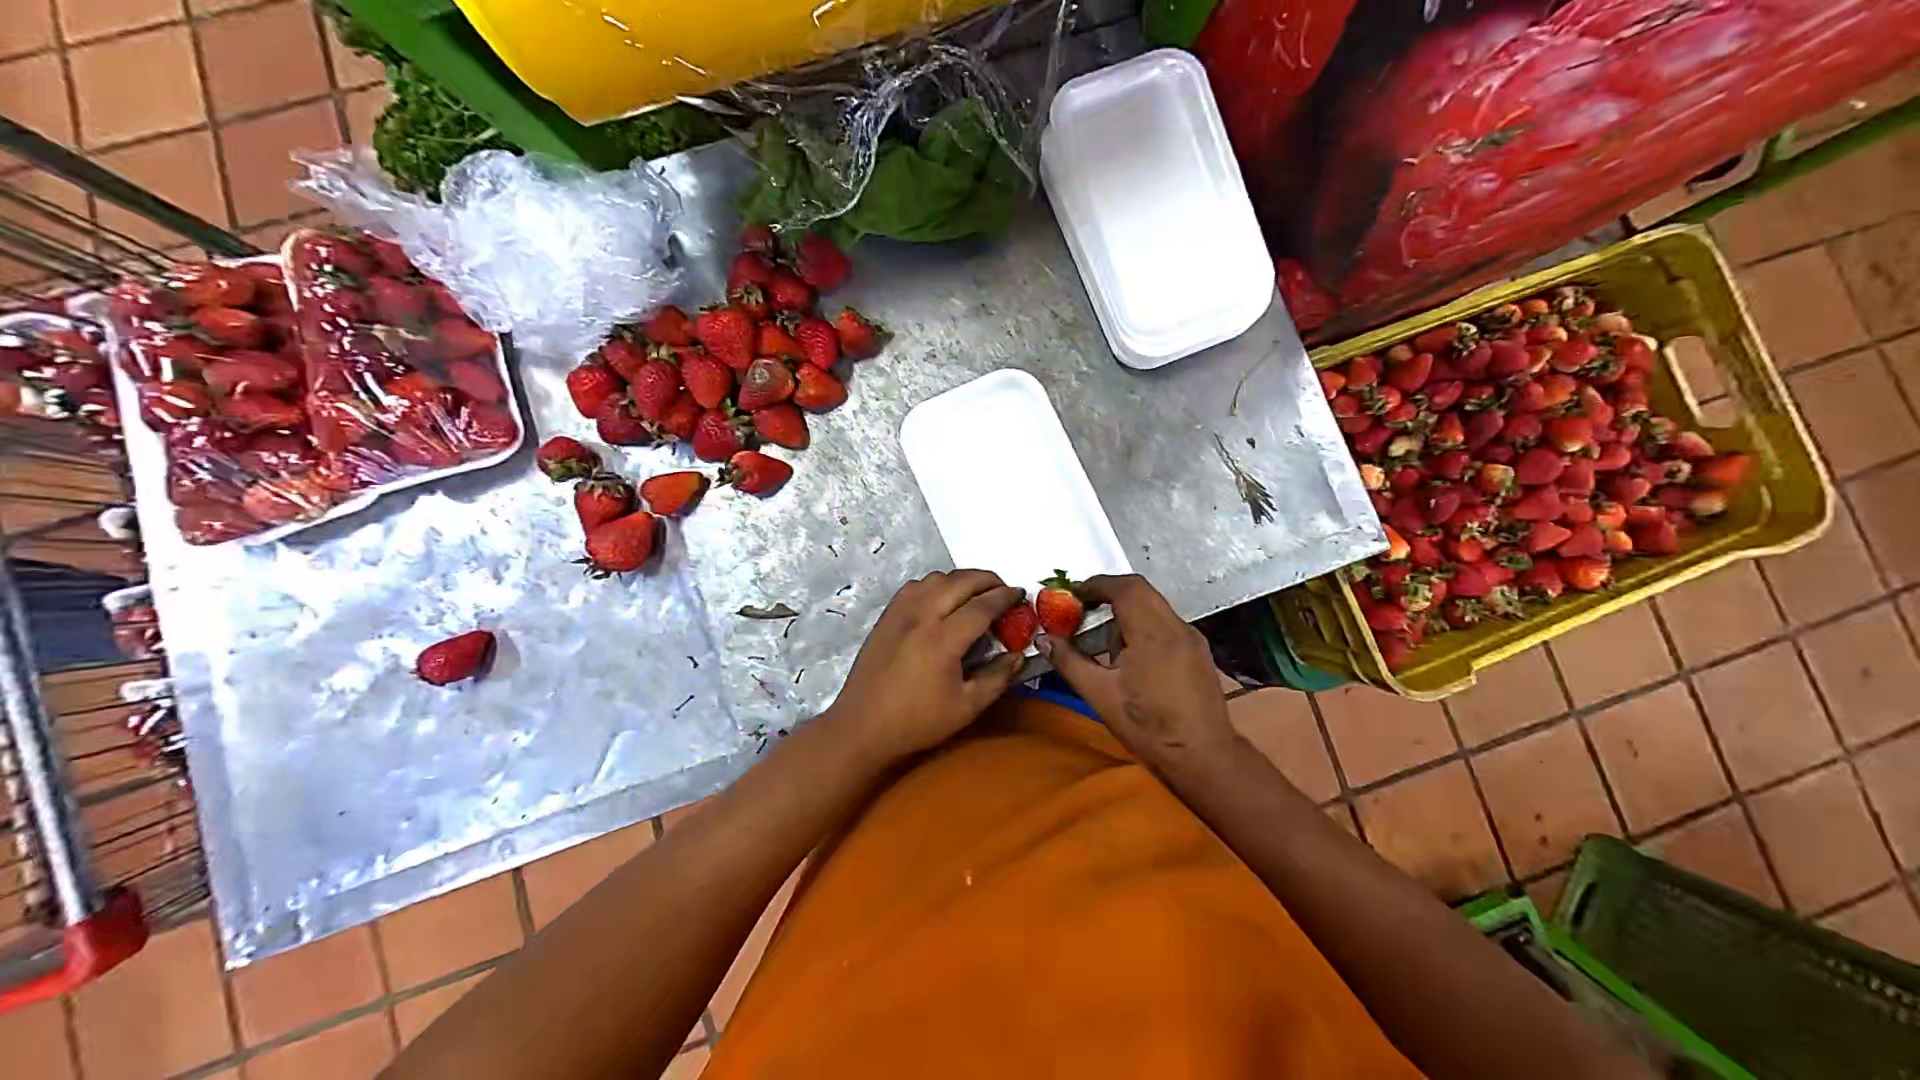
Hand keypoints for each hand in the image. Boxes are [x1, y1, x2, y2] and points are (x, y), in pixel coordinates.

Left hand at [821, 570, 1026, 763]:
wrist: (862, 727)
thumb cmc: (917, 721)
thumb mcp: (967, 707)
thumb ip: (998, 677)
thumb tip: (1019, 655)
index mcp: (943, 639)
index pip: (982, 605)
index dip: (1006, 596)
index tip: (1021, 594)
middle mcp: (921, 616)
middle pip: (960, 581)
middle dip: (987, 580)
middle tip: (1003, 590)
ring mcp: (900, 613)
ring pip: (936, 578)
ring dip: (961, 580)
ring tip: (975, 594)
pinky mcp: (886, 617)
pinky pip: (915, 587)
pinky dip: (936, 585)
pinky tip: (942, 601)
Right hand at [1041, 574, 1235, 765]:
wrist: (1204, 756)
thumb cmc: (1149, 727)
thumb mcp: (1100, 695)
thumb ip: (1070, 662)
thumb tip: (1044, 640)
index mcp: (1153, 633)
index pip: (1125, 588)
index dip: (1096, 584)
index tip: (1072, 594)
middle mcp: (1177, 627)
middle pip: (1140, 591)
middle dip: (1108, 593)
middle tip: (1081, 608)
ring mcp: (1192, 638)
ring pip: (1154, 606)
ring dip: (1126, 610)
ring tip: (1101, 635)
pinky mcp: (1198, 651)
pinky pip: (1165, 623)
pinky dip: (1142, 624)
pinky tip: (1128, 654)